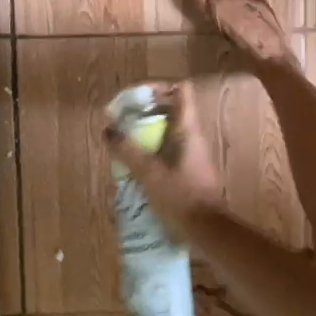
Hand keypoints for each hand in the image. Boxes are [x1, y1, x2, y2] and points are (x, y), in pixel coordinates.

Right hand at [102, 79, 225, 241]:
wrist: (207, 230)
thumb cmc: (180, 197)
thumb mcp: (149, 173)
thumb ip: (127, 150)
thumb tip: (107, 129)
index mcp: (187, 128)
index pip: (180, 88)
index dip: (158, 85)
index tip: (135, 97)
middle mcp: (192, 134)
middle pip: (170, 106)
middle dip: (144, 108)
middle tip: (122, 118)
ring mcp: (192, 151)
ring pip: (168, 127)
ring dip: (146, 128)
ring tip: (123, 138)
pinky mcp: (188, 168)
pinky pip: (167, 146)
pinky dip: (151, 146)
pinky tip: (134, 161)